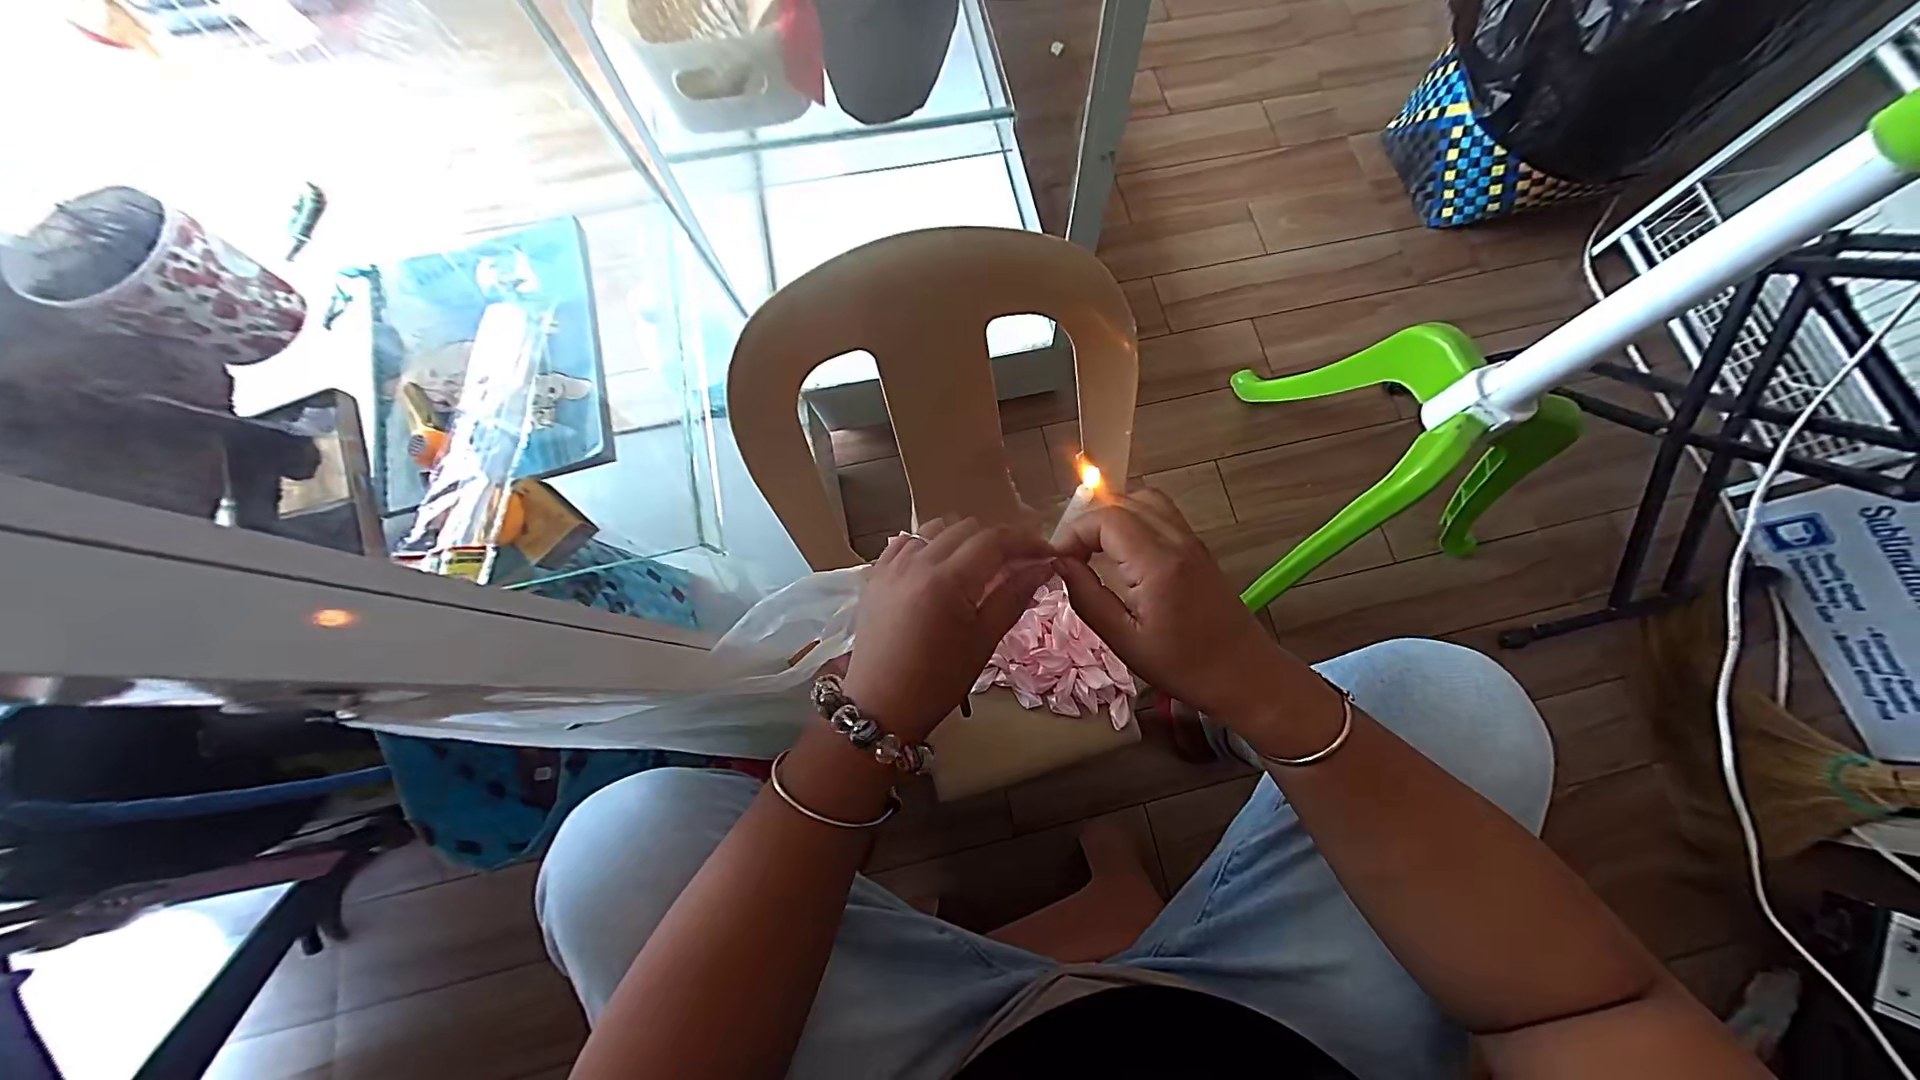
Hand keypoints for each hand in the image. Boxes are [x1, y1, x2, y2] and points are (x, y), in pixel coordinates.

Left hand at [841, 518, 1055, 741]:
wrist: (881, 705)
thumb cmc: (938, 681)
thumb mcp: (984, 641)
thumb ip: (1013, 596)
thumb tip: (1043, 567)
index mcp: (948, 580)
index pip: (995, 541)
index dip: (1026, 541)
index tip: (1045, 553)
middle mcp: (918, 562)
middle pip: (968, 529)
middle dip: (998, 540)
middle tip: (1018, 563)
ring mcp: (893, 565)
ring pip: (937, 529)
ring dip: (964, 538)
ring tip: (980, 564)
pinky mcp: (877, 574)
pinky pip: (908, 542)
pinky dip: (930, 544)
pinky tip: (941, 565)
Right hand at [1050, 489, 1320, 732]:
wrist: (1246, 675)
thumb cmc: (1184, 667)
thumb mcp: (1124, 641)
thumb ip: (1087, 598)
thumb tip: (1060, 564)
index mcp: (1158, 564)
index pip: (1106, 519)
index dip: (1073, 533)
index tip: (1058, 562)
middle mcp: (1177, 541)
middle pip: (1123, 501)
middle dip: (1088, 523)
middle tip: (1071, 557)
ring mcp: (1192, 540)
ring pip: (1143, 499)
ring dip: (1112, 516)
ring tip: (1093, 550)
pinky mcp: (1198, 548)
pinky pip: (1160, 513)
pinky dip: (1132, 519)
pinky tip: (1121, 552)